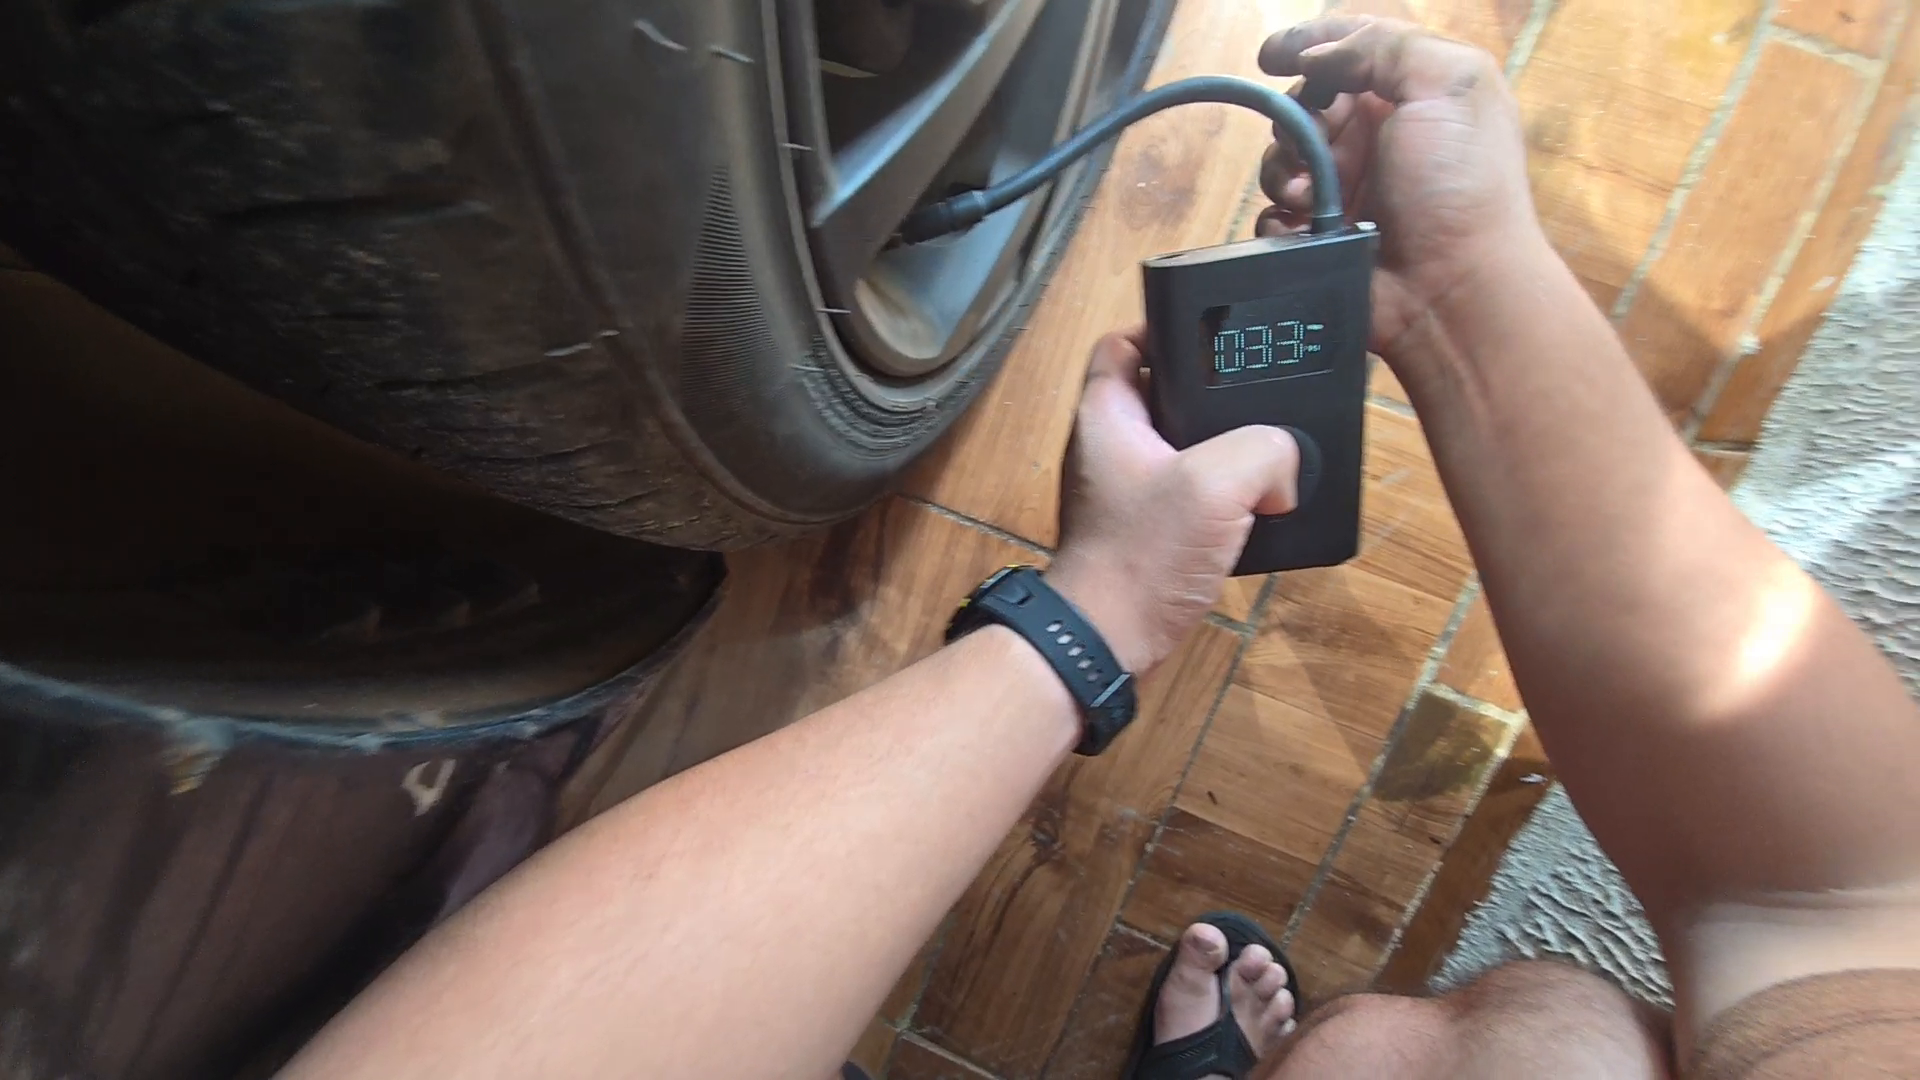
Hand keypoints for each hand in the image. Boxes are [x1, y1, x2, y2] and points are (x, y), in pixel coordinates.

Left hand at [1046, 330, 1298, 673]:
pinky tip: (1261, 502)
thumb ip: (1265, 450)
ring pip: (1183, 447)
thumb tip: (1278, 475)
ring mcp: (1125, 490)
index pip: (1122, 344)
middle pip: (1163, 393)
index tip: (1215, 335)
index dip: (1162, 328)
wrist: (1110, 637)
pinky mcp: (1144, 527)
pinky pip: (1189, 492)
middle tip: (1265, 394)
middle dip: (1214, 392)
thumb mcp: (1217, 483)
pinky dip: (1222, 493)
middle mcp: (1108, 446)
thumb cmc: (1146, 550)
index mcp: (1105, 415)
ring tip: (1275, 450)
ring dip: (1226, 449)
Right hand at [1256, 17, 1542, 363]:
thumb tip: (1315, 54)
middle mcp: (1373, 139)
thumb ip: (1384, 48)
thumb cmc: (1459, 185)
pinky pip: (1274, 218)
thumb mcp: (1448, 85)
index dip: (1307, 43)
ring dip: (1283, 171)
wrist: (1447, 287)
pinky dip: (1279, 219)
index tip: (1268, 55)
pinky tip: (1302, 227)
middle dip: (1296, 117)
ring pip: (1281, 162)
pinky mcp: (1317, 238)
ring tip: (1309, 198)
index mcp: (1410, 94)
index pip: (1351, 49)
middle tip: (1313, 140)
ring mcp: (1342, 191)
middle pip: (1305, 106)